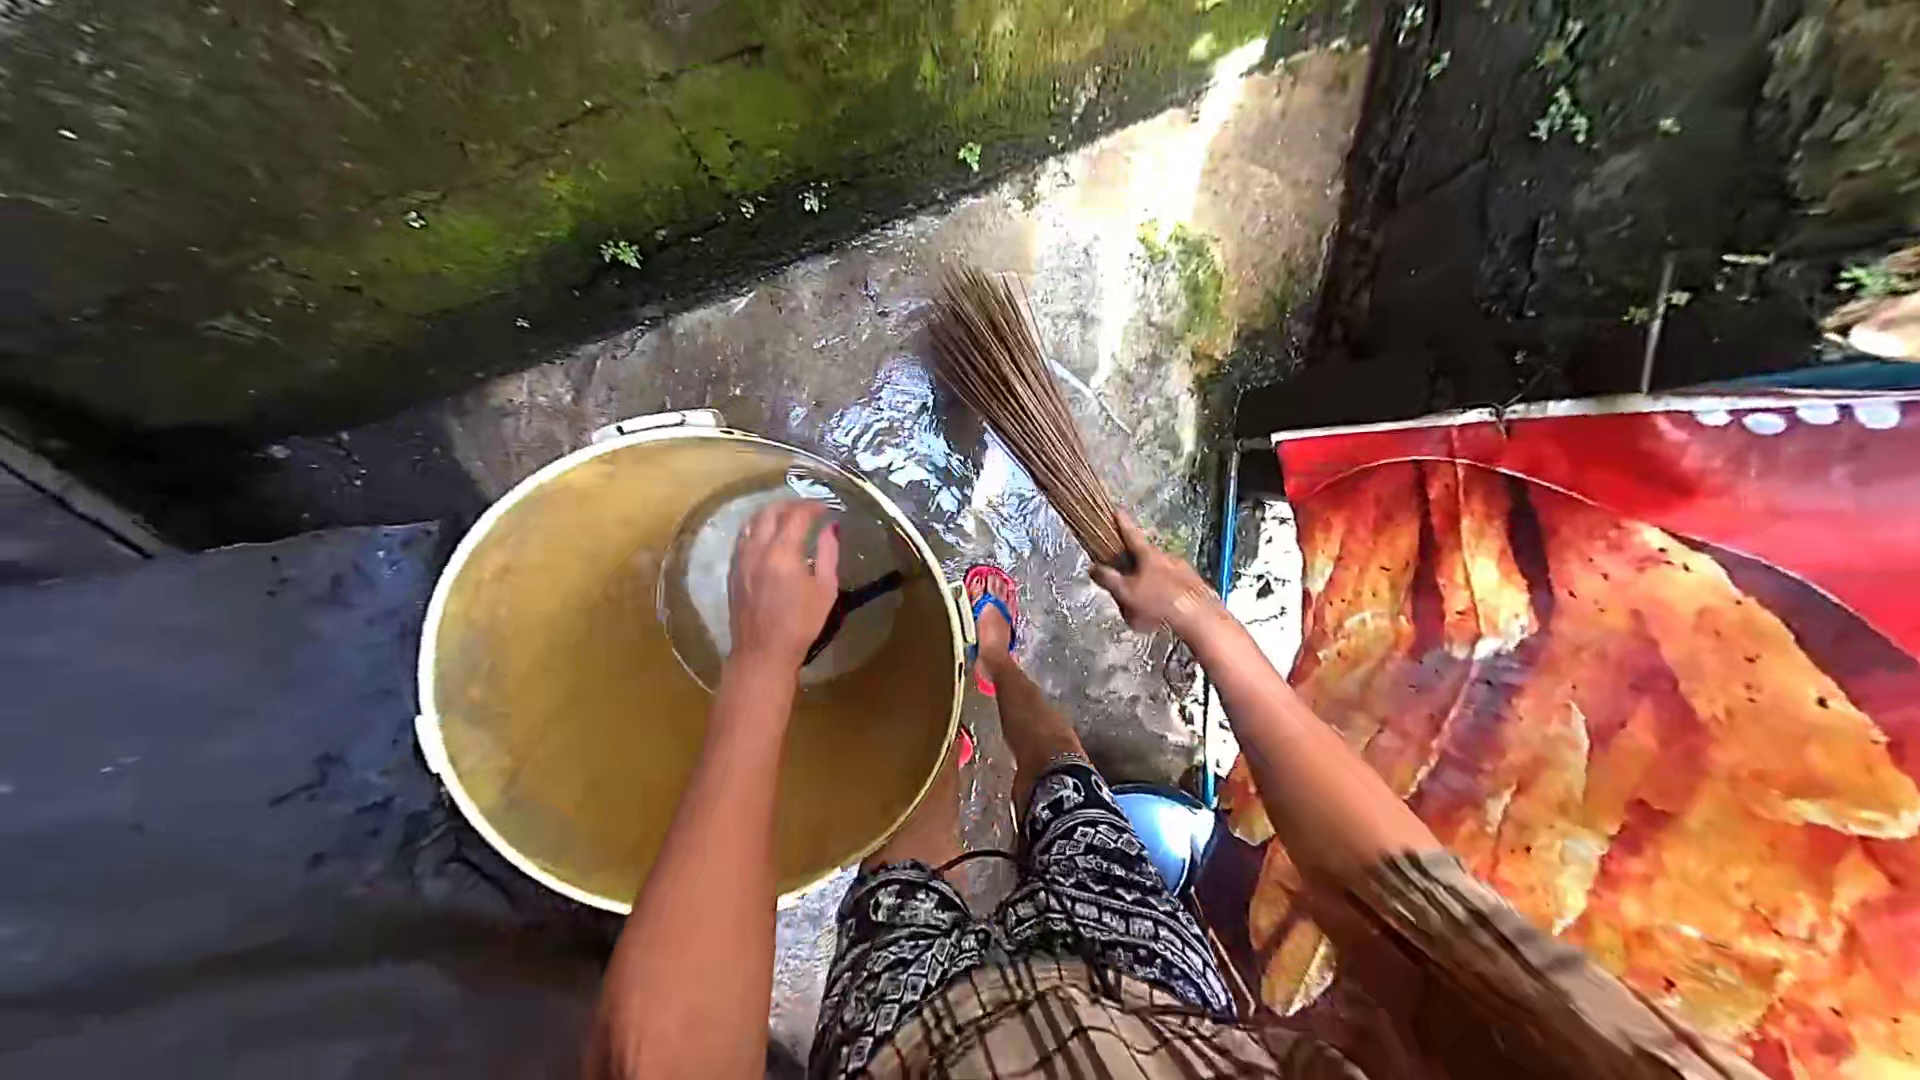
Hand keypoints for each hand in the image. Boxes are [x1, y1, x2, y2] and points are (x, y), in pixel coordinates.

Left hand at [727, 499, 840, 672]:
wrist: (763, 652)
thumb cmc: (801, 624)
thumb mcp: (825, 589)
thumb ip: (828, 553)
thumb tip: (831, 528)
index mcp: (783, 553)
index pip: (796, 515)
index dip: (812, 507)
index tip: (825, 508)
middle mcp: (757, 549)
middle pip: (769, 512)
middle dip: (789, 504)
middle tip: (807, 508)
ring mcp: (741, 559)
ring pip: (752, 522)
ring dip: (770, 513)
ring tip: (787, 517)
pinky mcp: (733, 570)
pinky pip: (744, 538)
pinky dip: (758, 528)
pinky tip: (769, 536)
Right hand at [1089, 511, 1222, 634]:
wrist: (1199, 620)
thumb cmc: (1159, 604)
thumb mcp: (1125, 592)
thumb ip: (1108, 579)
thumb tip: (1094, 568)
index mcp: (1149, 555)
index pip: (1131, 534)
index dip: (1122, 523)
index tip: (1118, 511)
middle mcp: (1169, 559)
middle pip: (1147, 558)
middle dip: (1136, 569)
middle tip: (1126, 584)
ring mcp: (1185, 572)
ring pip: (1162, 575)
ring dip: (1151, 587)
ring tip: (1144, 610)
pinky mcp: (1197, 589)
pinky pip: (1176, 590)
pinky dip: (1166, 599)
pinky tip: (1162, 615)